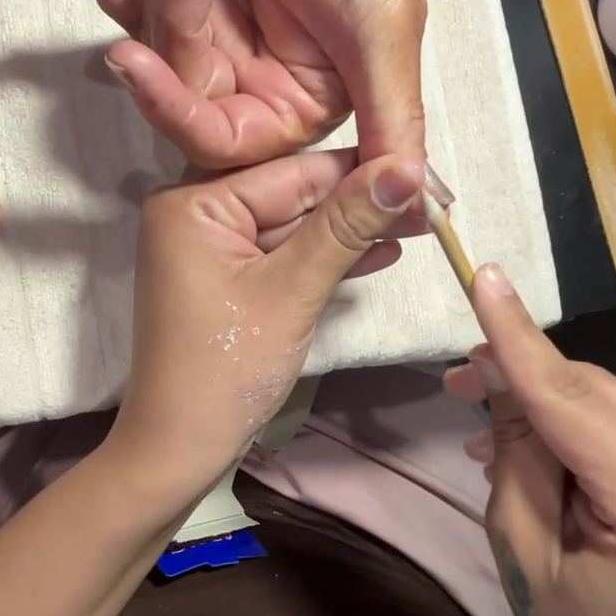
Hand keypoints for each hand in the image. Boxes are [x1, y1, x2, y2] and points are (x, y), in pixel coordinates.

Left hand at [71, 0, 446, 166]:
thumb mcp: (383, 35)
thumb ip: (389, 121)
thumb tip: (416, 202)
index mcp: (294, 111)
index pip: (218, 139)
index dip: (171, 107)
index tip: (131, 60)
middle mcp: (253, 88)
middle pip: (180, 83)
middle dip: (177, 16)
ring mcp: (219, 45)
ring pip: (160, 40)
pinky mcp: (195, 6)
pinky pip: (144, 9)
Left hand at [111, 150, 423, 469]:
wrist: (179, 448)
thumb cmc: (225, 369)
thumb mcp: (291, 291)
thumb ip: (347, 226)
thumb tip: (409, 167)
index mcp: (193, 202)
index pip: (293, 171)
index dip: (366, 169)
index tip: (429, 169)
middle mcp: (195, 211)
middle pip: (293, 193)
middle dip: (362, 200)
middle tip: (436, 200)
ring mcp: (209, 246)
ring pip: (294, 225)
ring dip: (353, 230)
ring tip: (423, 225)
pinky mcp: (226, 276)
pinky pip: (282, 254)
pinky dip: (326, 257)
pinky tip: (383, 252)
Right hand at [445, 264, 615, 615]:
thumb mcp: (523, 552)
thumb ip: (515, 454)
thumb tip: (498, 373)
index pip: (577, 403)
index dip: (521, 340)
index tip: (487, 279)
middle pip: (602, 396)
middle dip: (527, 380)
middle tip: (460, 380)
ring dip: (556, 405)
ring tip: (494, 427)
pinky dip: (592, 428)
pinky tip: (552, 447)